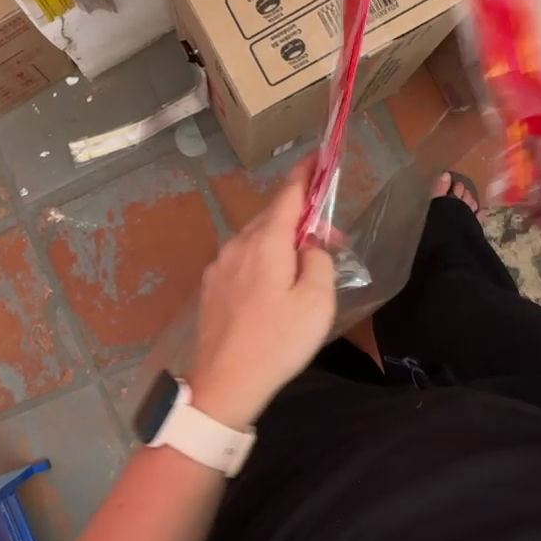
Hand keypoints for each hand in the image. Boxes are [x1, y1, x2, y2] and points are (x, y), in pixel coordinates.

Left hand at [189, 159, 337, 427]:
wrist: (225, 383)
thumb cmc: (277, 343)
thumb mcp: (316, 301)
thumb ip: (318, 261)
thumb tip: (310, 244)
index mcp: (265, 243)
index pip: (288, 194)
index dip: (306, 174)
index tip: (320, 157)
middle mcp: (236, 246)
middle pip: (271, 217)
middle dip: (301, 217)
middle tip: (329, 239)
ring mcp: (219, 266)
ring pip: (255, 239)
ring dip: (282, 241)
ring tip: (305, 266)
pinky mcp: (211, 287)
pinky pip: (242, 259)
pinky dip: (263, 259)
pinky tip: (275, 284)